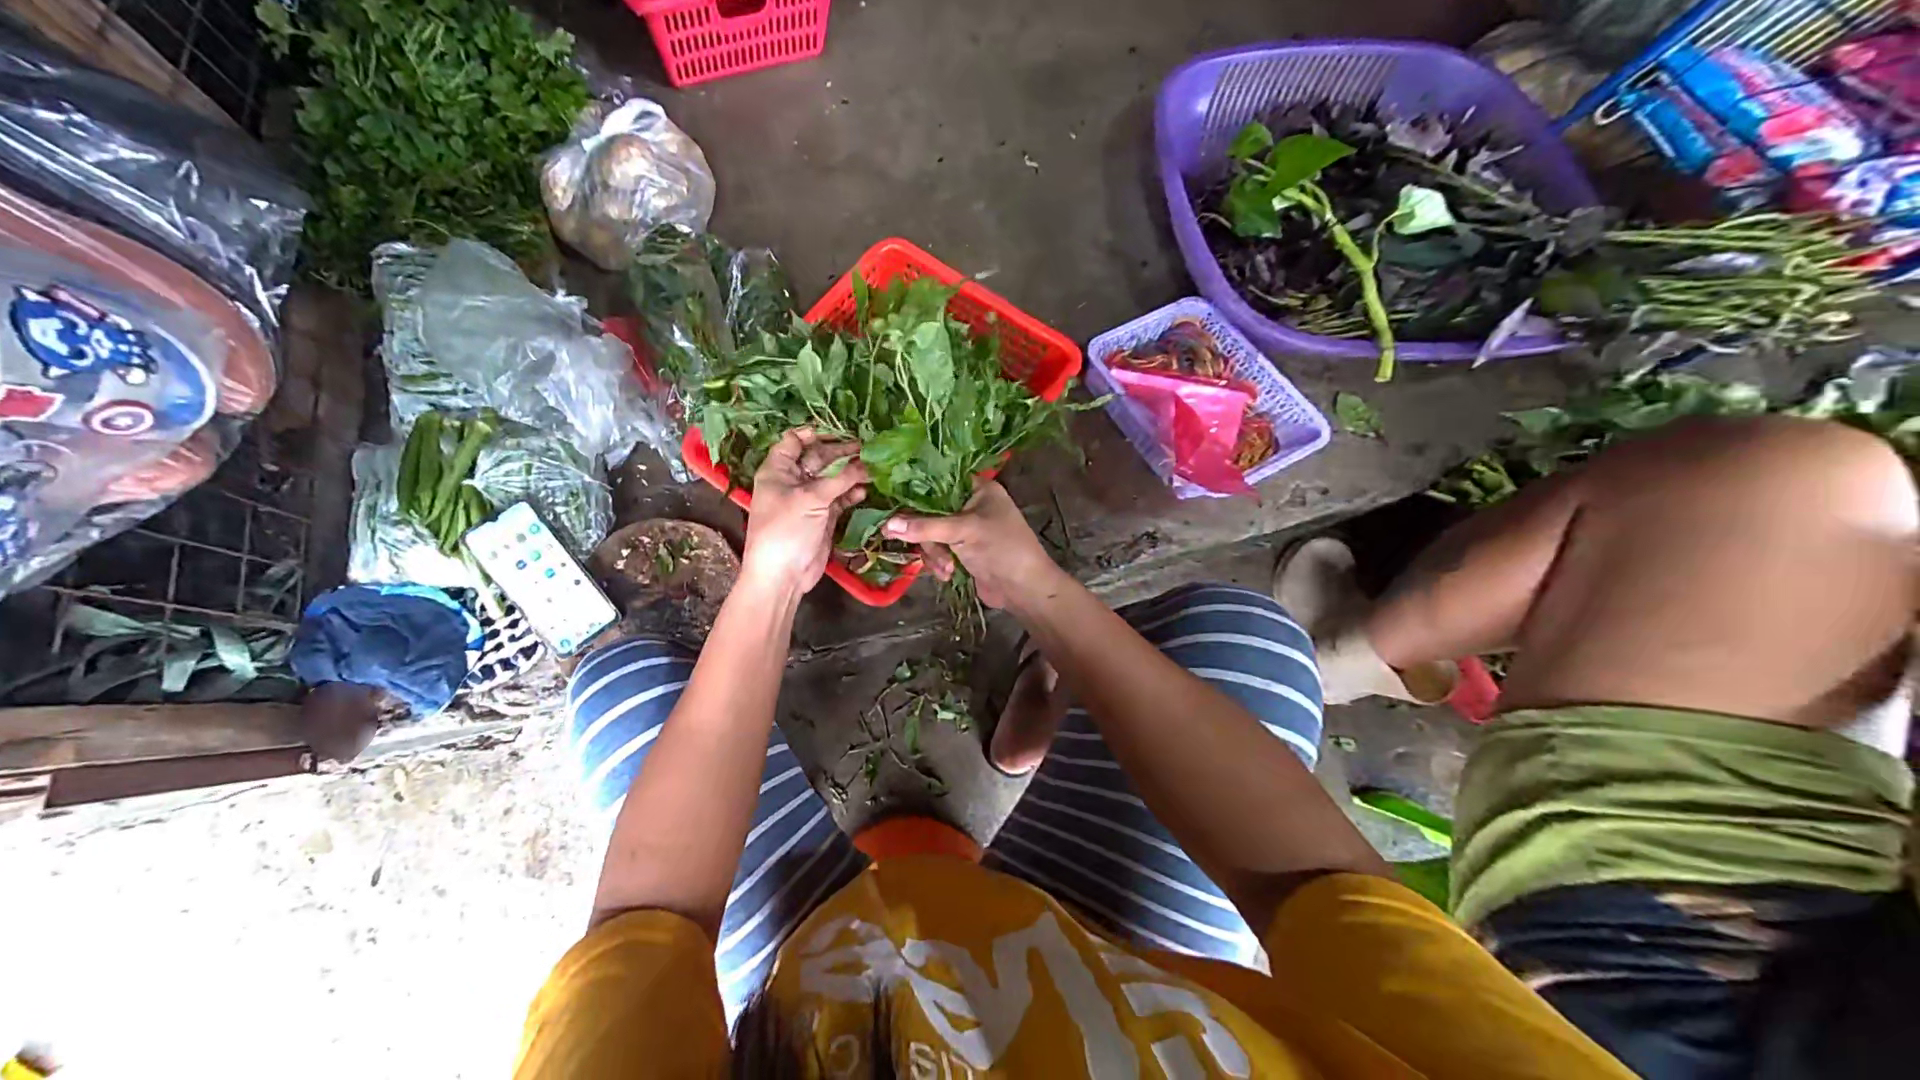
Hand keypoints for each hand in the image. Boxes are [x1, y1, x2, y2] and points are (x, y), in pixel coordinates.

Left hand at [742, 427, 867, 598]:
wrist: (782, 575)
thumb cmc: (786, 530)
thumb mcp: (811, 498)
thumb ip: (841, 478)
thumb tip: (868, 463)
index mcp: (778, 470)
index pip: (794, 440)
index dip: (815, 432)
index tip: (842, 429)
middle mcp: (792, 481)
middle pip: (818, 458)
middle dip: (841, 452)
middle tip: (867, 447)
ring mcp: (808, 499)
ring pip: (832, 478)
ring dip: (850, 473)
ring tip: (873, 466)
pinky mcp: (823, 516)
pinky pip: (839, 498)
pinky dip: (851, 493)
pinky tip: (866, 489)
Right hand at [882, 480, 1063, 608]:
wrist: (1024, 589)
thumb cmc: (1002, 548)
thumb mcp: (963, 532)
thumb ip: (925, 527)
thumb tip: (887, 524)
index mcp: (978, 489)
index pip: (939, 482)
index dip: (916, 495)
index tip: (894, 508)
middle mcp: (971, 505)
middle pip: (930, 512)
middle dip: (929, 536)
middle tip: (931, 549)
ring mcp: (967, 530)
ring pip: (931, 535)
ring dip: (934, 553)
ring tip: (946, 567)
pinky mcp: (963, 552)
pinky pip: (939, 551)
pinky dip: (939, 563)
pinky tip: (947, 574)